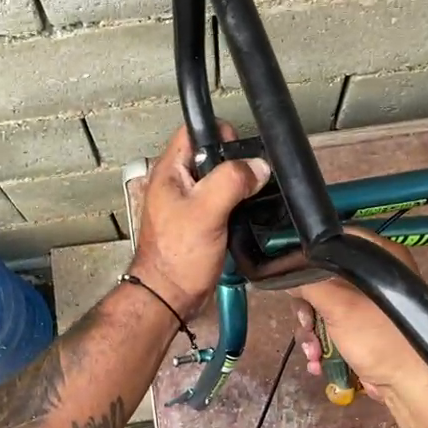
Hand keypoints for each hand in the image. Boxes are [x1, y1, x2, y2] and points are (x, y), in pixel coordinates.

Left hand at [128, 123, 270, 315]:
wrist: (170, 296)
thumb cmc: (177, 256)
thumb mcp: (206, 210)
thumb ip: (231, 181)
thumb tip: (257, 167)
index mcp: (169, 172)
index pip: (193, 131)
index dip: (218, 131)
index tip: (240, 148)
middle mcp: (177, 184)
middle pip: (210, 155)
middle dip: (234, 161)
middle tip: (250, 177)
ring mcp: (188, 205)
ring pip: (219, 181)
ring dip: (237, 186)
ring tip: (251, 196)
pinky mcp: (200, 223)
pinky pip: (222, 203)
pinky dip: (236, 205)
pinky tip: (245, 215)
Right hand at [288, 232, 427, 417]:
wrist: (409, 384)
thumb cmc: (381, 337)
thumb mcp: (339, 305)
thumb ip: (308, 284)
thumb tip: (286, 276)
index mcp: (379, 257)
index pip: (336, 240)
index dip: (309, 254)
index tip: (290, 272)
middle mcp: (375, 277)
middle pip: (323, 278)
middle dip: (307, 308)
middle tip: (306, 324)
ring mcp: (368, 306)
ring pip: (323, 307)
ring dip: (311, 332)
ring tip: (313, 353)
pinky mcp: (363, 330)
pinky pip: (331, 329)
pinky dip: (322, 345)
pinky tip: (319, 362)